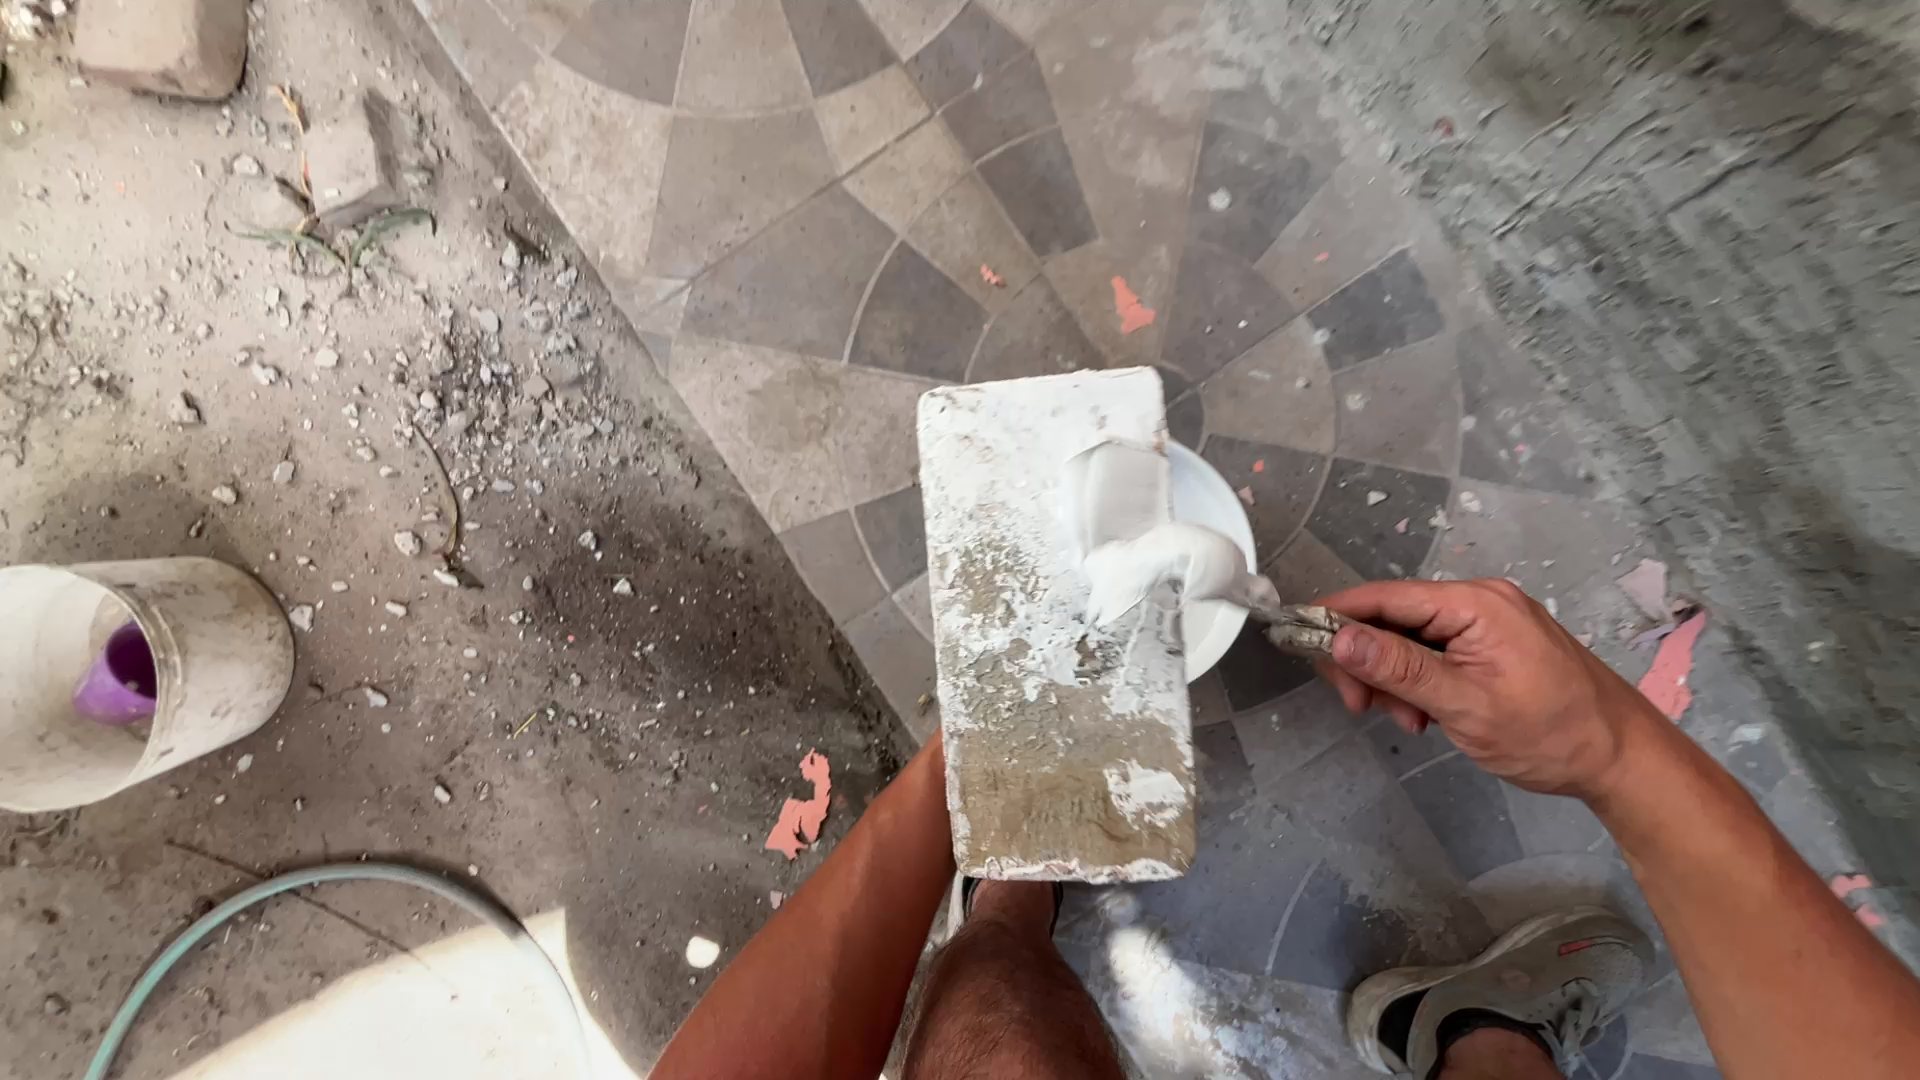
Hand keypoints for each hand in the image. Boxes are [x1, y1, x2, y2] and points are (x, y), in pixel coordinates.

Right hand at [1315, 579, 1666, 799]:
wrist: (1628, 765)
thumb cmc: (1551, 735)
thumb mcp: (1464, 704)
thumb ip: (1397, 667)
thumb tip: (1336, 636)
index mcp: (1473, 603)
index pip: (1381, 597)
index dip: (1333, 616)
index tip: (1295, 641)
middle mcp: (1475, 601)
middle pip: (1388, 619)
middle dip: (1365, 662)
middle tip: (1359, 706)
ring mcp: (1483, 622)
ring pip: (1403, 640)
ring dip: (1390, 680)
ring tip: (1407, 721)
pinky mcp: (1487, 644)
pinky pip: (1428, 653)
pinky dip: (1414, 683)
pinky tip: (1423, 715)